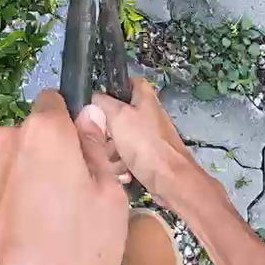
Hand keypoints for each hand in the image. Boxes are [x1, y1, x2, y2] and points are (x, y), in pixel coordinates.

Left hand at [0, 91, 126, 264]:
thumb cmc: (72, 255)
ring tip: (66, 225)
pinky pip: (11, 187)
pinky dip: (26, 202)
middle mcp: (8, 140)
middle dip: (61, 153)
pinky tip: (43, 239)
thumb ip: (97, 150)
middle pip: (41, 132)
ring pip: (26, 161)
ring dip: (43, 179)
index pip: (57, 99)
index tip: (92, 149)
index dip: (77, 122)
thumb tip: (89, 118)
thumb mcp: (109, 199)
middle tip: (87, 193)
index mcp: (42, 130)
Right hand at [90, 78, 206, 203]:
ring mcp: (147, 134)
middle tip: (105, 140)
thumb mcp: (117, 116)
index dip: (106, 94)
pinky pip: (126, 154)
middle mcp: (146, 111)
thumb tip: (94, 99)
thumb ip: (102, 102)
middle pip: (115, 115)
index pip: (120, 83)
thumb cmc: (144, 143)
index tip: (96, 108)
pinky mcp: (148, 154)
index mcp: (143, 95)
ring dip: (112, 151)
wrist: (170, 180)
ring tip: (115, 161)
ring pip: (118, 137)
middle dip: (107, 131)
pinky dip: (122, 163)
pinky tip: (123, 171)